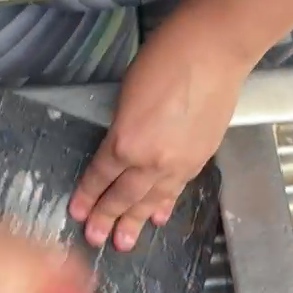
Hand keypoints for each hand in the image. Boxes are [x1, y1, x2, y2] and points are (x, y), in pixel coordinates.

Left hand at [71, 23, 251, 249]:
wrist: (214, 50)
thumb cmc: (167, 56)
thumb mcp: (128, 93)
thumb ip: (123, 128)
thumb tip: (123, 148)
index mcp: (126, 141)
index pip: (101, 175)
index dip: (87, 195)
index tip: (77, 211)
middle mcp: (151, 160)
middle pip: (123, 195)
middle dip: (106, 217)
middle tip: (95, 236)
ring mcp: (179, 163)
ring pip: (150, 199)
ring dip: (135, 221)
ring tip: (123, 242)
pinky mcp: (200, 159)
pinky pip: (176, 190)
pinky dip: (164, 204)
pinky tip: (158, 216)